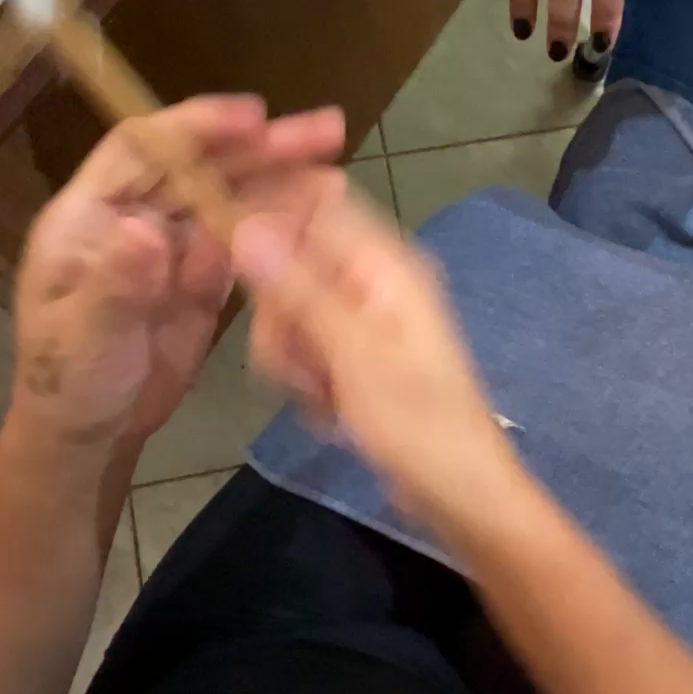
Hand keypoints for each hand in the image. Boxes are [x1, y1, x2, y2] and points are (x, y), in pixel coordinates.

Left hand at [10, 95, 344, 448]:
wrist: (94, 428)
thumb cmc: (70, 380)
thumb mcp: (85, 336)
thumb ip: (115, 285)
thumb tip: (149, 230)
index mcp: (90, 218)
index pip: (142, 152)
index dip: (196, 129)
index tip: (253, 117)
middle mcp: (136, 219)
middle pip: (200, 168)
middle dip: (259, 148)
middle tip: (322, 132)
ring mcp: (175, 251)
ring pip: (229, 202)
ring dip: (278, 182)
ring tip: (332, 168)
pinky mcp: (204, 282)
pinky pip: (243, 246)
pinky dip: (277, 230)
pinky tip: (314, 218)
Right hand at [230, 178, 518, 518]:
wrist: (460, 490)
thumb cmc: (418, 423)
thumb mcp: (354, 355)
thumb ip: (299, 290)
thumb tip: (246, 227)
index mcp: (386, 265)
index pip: (315, 203)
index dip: (269, 217)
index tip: (232, 256)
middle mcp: (375, 283)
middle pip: (292, 263)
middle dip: (280, 316)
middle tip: (297, 365)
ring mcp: (366, 323)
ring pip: (294, 312)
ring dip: (293, 358)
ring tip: (322, 398)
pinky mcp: (359, 360)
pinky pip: (310, 350)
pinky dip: (310, 381)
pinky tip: (330, 412)